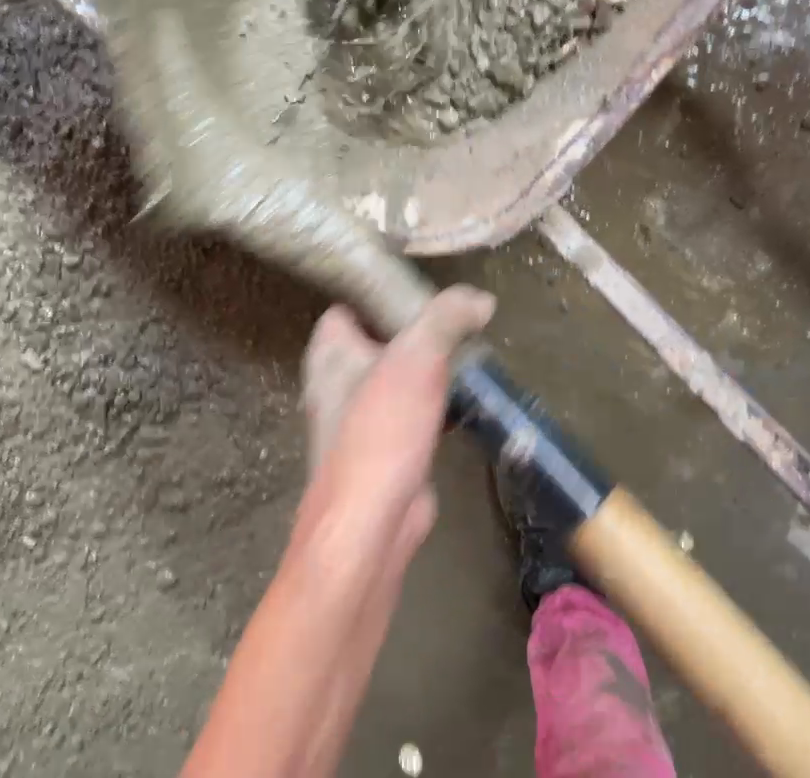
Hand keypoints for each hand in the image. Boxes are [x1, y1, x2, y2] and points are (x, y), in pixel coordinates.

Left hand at [295, 285, 496, 573]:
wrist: (371, 518)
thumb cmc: (381, 429)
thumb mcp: (418, 357)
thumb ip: (446, 319)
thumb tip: (479, 299)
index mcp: (330, 350)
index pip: (352, 304)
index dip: (385, 294)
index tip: (427, 291)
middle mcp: (337, 379)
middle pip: (381, 339)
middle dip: (419, 332)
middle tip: (460, 324)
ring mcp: (359, 416)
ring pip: (400, 376)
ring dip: (433, 370)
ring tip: (472, 356)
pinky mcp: (384, 446)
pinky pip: (413, 411)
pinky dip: (438, 404)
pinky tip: (468, 401)